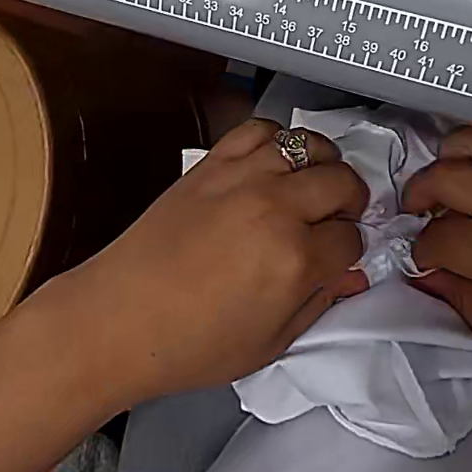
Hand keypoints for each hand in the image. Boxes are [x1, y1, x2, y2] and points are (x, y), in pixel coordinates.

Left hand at [32, 118, 369, 406]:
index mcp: (293, 260)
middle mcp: (274, 209)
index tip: (342, 252)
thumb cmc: (186, 340)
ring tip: (319, 179)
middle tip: (342, 215)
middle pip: (341, 182)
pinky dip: (277, 137)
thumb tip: (346, 274)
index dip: (352, 248)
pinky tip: (278, 158)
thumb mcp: (270, 342)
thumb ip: (319, 301)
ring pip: (308, 145)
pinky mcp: (214, 162)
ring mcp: (243, 178)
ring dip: (324, 161)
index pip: (350, 238)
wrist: (120, 317)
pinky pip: (260, 129)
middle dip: (351, 200)